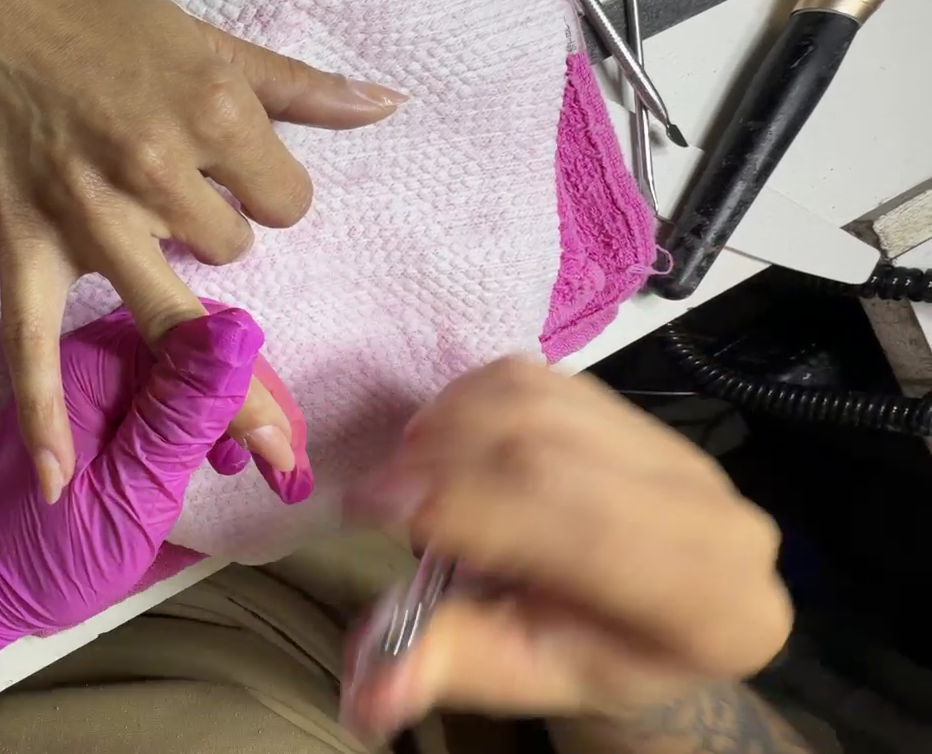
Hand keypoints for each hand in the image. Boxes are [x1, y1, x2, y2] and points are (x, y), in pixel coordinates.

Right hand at [0, 0, 403, 502]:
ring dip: (174, 284)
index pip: (288, 201)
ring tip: (139, 235)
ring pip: (175, 310)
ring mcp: (86, 219)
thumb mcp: (201, 35)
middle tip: (167, 182)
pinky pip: (33, 342)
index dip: (265, 186)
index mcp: (210, 111)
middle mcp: (155, 171)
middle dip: (216, 225)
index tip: (224, 165)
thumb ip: (296, 82)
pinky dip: (45, 413)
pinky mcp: (24, 244)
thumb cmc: (90, 16)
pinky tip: (64, 482)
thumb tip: (387, 106)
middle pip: (236, 253)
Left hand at [0, 307, 309, 651]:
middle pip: (200, 351)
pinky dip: (205, 424)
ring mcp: (101, 376)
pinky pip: (168, 394)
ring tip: (264, 470)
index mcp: (99, 363)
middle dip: (254, 408)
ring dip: (235, 415)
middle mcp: (99, 353)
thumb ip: (181, 415)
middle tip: (286, 472)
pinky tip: (225, 458)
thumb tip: (235, 333)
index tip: (286, 461)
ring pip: (190, 372)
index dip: (254, 397)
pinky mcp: (104, 403)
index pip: (201, 341)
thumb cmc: (49, 551)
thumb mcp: (127, 493)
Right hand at [340, 360, 792, 740]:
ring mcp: (668, 446)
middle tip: (378, 488)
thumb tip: (363, 698)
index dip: (459, 506)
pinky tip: (446, 438)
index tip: (365, 505)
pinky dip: (460, 397)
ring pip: (528, 400)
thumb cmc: (579, 642)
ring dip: (444, 424)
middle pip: (545, 451)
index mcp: (706, 602)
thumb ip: (445, 669)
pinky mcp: (619, 403)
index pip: (578, 529)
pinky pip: (521, 376)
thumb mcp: (519, 668)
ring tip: (413, 467)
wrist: (634, 597)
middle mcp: (711, 514)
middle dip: (436, 460)